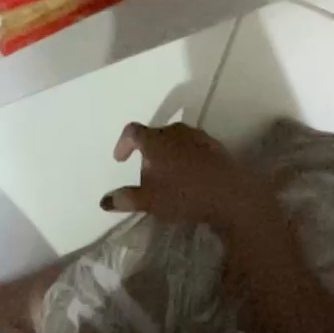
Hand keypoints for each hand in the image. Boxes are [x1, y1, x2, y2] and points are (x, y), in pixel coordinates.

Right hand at [100, 122, 278, 233]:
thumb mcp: (150, 201)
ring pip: (175, 140)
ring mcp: (197, 135)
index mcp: (155, 141)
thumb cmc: (183, 194)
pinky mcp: (214, 145)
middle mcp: (175, 131)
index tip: (120, 159)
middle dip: (147, 153)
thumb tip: (104, 201)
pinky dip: (185, 157)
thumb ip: (126, 199)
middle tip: (147, 176)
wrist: (229, 193)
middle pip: (154, 136)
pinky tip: (190, 177)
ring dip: (167, 154)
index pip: (132, 132)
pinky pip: (192, 146)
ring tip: (169, 177)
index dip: (123, 143)